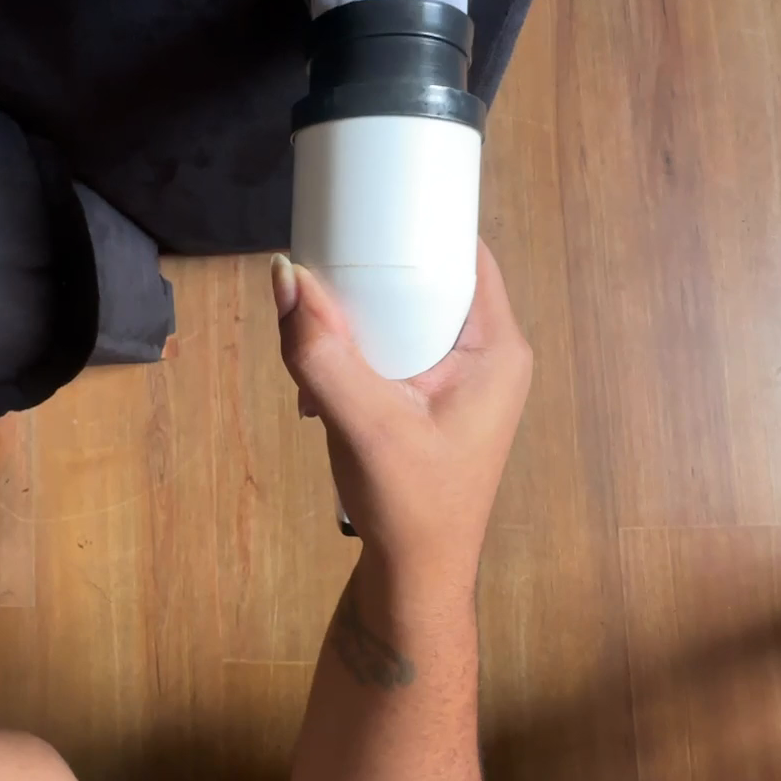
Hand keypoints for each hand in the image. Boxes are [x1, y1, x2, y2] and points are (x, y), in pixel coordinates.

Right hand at [271, 242, 531, 585]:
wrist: (415, 574)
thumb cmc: (409, 503)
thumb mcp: (363, 422)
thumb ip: (320, 351)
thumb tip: (284, 274)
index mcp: (496, 348)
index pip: (465, 255)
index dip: (420, 223)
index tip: (366, 206)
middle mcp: (486, 355)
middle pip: (427, 283)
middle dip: (371, 280)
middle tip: (321, 284)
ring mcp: (458, 379)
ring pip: (403, 318)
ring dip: (356, 322)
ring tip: (314, 343)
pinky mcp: (432, 399)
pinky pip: (393, 350)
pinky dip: (356, 354)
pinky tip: (321, 382)